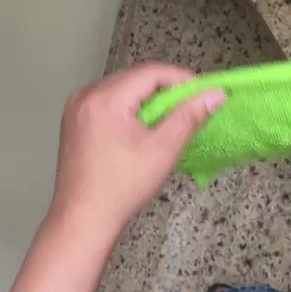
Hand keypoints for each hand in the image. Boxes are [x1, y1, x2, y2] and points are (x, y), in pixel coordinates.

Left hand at [47, 63, 224, 236]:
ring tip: (169, 116)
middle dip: (164, 88)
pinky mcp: (74, 121)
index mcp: (105, 99)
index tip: (203, 92)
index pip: (150, 72)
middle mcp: (85, 95)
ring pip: (120, 88)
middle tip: (190, 104)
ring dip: (146, 97)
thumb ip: (190, 116)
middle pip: (134, 77)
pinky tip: (143, 126)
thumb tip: (216, 94)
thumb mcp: (163, 149)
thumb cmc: (122, 188)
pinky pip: (107, 101)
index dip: (181, 79)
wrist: (82, 219)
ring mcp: (76, 108)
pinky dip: (128, 106)